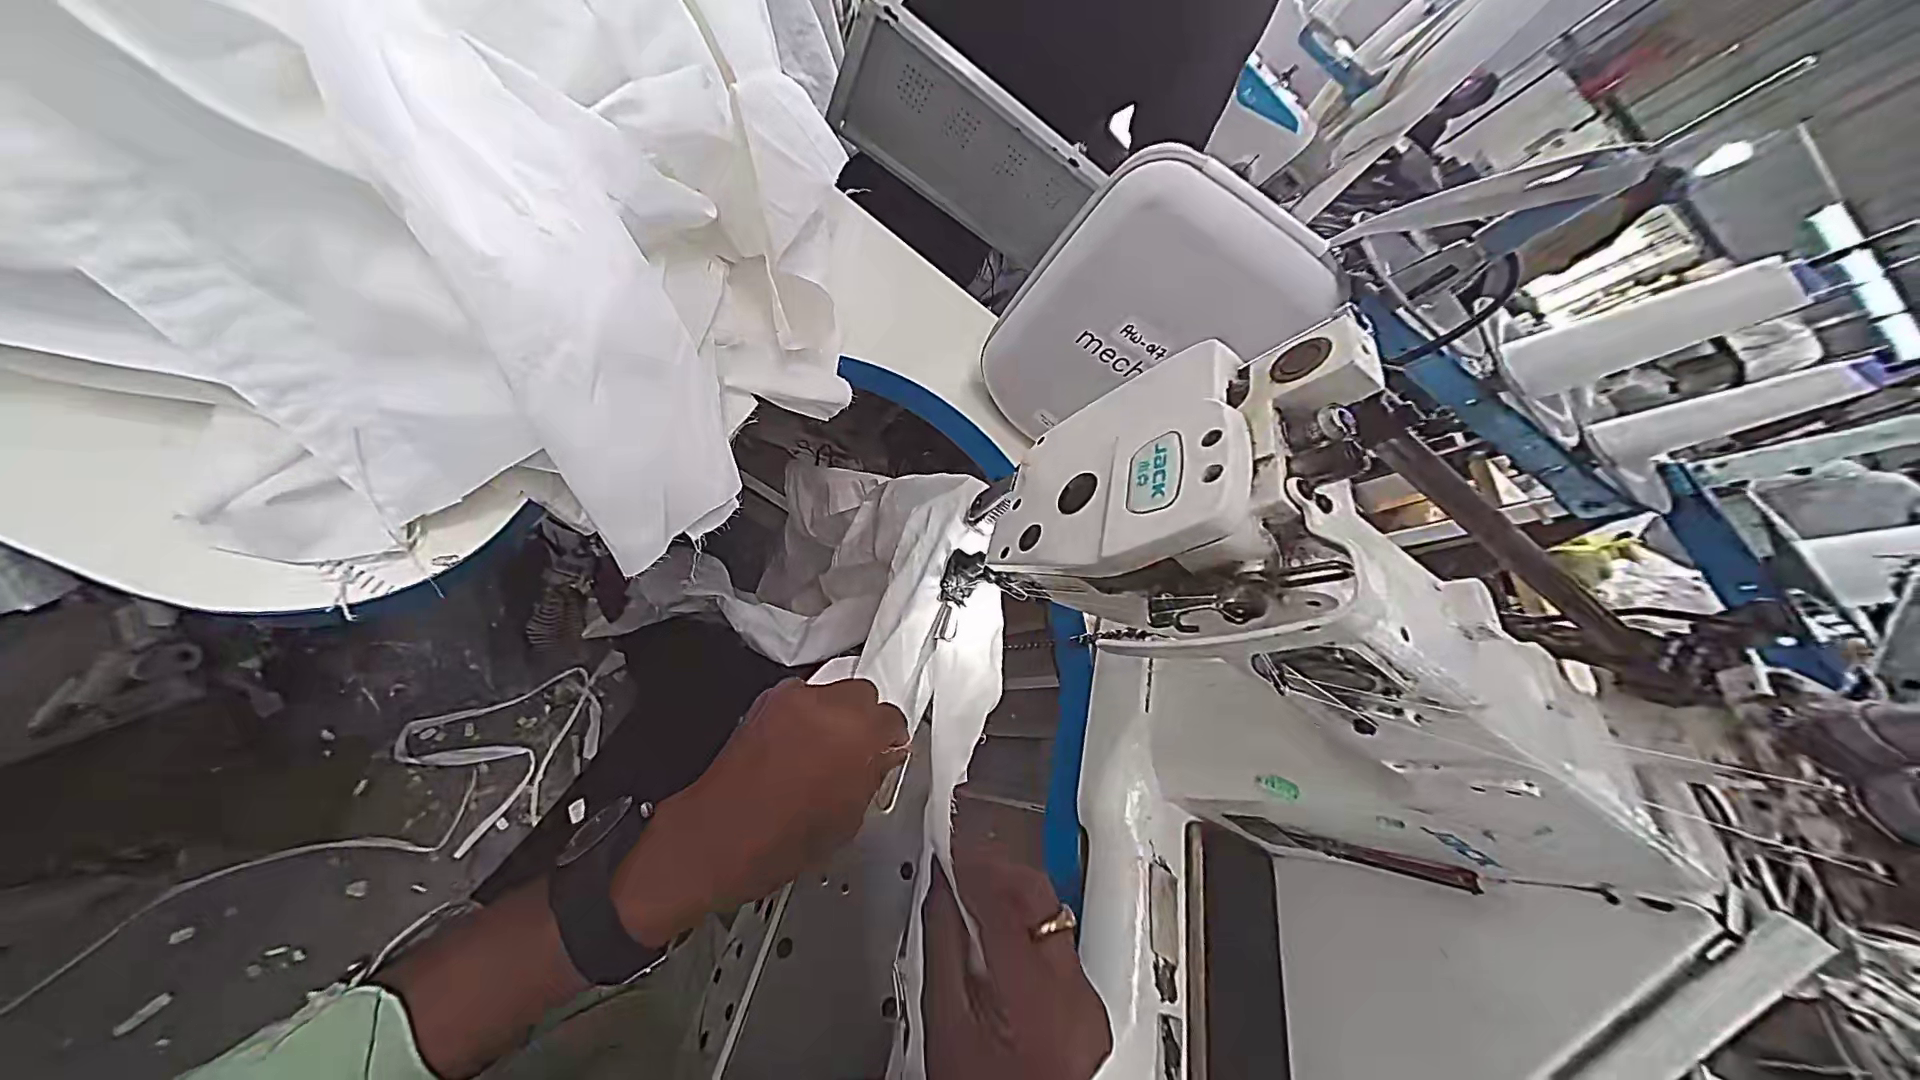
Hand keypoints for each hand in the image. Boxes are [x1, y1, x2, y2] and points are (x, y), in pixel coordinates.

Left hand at [611, 677, 907, 943]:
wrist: (713, 840)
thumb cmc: (771, 842)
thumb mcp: (846, 820)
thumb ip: (872, 776)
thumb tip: (881, 759)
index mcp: (856, 736)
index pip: (893, 719)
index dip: (890, 741)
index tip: (884, 752)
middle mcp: (826, 707)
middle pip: (866, 694)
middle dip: (865, 721)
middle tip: (858, 751)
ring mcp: (793, 700)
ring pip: (834, 691)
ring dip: (836, 715)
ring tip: (824, 751)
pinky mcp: (766, 702)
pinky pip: (802, 698)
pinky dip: (806, 715)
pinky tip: (798, 747)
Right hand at [924, 845, 1111, 1079]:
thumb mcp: (944, 1026)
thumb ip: (943, 947)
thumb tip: (941, 890)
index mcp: (1034, 999)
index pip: (1003, 904)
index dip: (972, 868)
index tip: (949, 848)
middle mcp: (1074, 993)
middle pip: (1038, 898)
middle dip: (997, 870)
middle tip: (962, 864)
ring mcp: (1088, 999)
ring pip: (1051, 914)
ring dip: (1010, 894)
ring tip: (972, 895)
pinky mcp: (1091, 1005)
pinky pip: (1058, 942)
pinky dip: (1026, 925)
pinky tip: (996, 932)